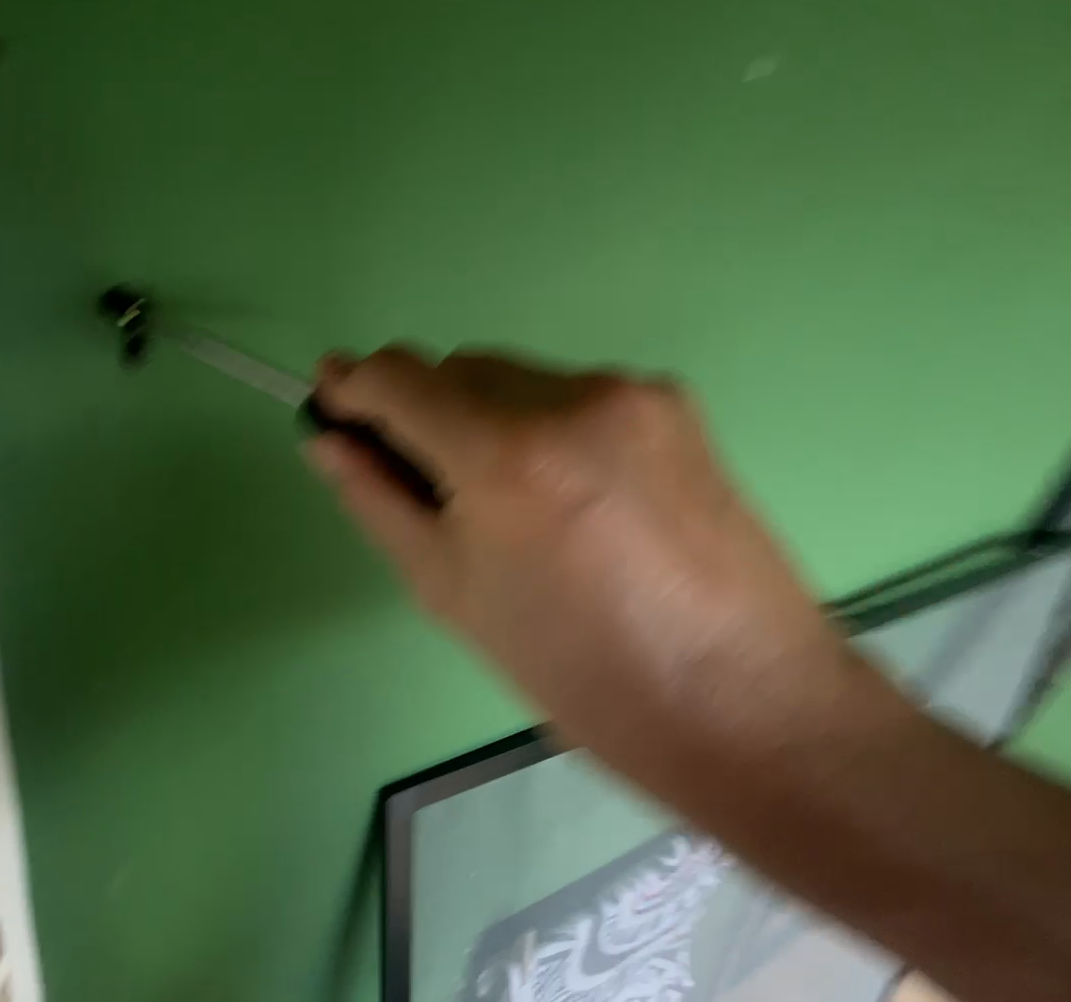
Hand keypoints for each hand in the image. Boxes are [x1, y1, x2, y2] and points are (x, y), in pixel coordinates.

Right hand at [307, 346, 885, 771]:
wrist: (744, 703)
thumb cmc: (574, 667)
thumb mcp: (447, 589)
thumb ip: (377, 499)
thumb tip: (326, 443)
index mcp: (505, 455)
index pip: (399, 377)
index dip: (351, 383)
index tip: (328, 401)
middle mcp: (568, 399)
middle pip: (454, 367)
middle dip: (418, 408)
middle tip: (419, 481)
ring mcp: (628, 394)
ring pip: (509, 376)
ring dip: (476, 415)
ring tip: (499, 498)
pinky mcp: (672, 403)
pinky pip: (565, 392)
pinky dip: (534, 423)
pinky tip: (560, 493)